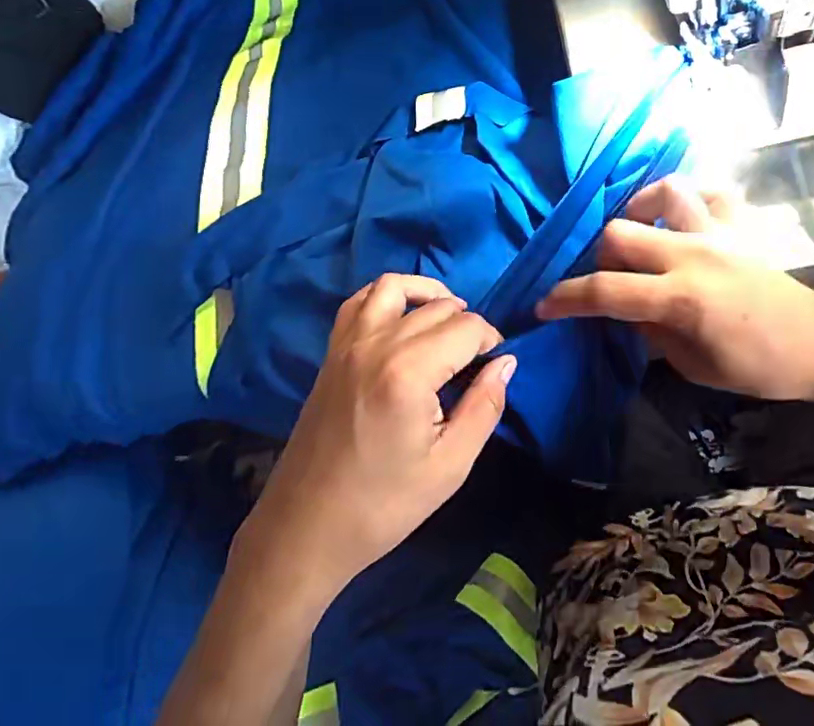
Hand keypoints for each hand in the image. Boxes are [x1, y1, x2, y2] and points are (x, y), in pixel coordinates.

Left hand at [237, 274, 514, 601]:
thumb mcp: (451, 465)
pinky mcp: (330, 351)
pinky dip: (386, 296)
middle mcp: (376, 343)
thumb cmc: (384, 505)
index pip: (467, 327)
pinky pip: (359, 300)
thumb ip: (485, 406)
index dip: (491, 340)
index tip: (495, 366)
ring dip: (429, 296)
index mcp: (409, 372)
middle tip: (476, 362)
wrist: (307, 526)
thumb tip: (506, 362)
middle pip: (438, 307)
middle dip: (467, 325)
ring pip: (395, 286)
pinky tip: (402, 318)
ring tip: (448, 323)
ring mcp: (347, 343)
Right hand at [537, 178, 813, 402]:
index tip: (544, 305)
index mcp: (680, 298)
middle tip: (611, 279)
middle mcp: (693, 254)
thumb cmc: (758, 367)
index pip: (606, 291)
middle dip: (601, 256)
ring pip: (663, 192)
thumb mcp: (693, 366)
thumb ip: (651, 332)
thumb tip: (625, 311)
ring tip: (641, 233)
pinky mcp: (740, 225)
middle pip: (619, 232)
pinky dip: (690, 199)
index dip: (567, 298)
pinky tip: (681, 218)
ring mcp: (719, 233)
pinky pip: (710, 191)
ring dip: (641, 210)